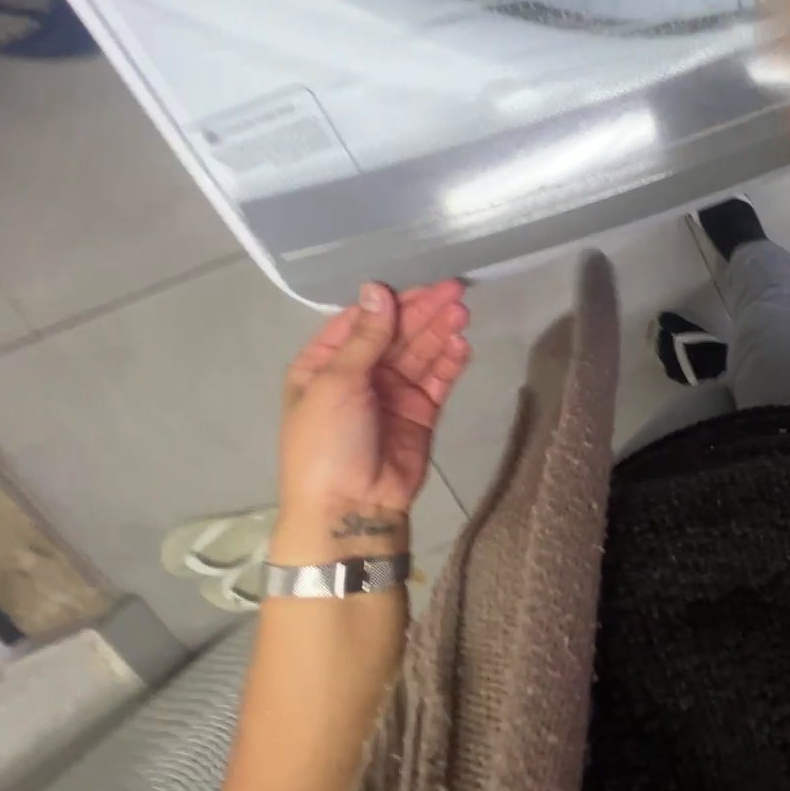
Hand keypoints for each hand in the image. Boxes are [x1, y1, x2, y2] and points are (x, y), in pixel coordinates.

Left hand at [275, 280, 471, 562]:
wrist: (351, 505)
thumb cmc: (327, 442)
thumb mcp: (336, 384)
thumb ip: (365, 336)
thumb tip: (376, 288)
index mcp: (326, 364)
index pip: (362, 321)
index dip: (392, 303)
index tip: (422, 285)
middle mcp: (361, 373)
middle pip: (398, 333)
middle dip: (425, 313)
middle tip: (456, 291)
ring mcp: (394, 393)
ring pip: (422, 353)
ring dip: (441, 332)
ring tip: (463, 313)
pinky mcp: (422, 411)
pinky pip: (439, 379)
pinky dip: (451, 362)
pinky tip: (462, 345)